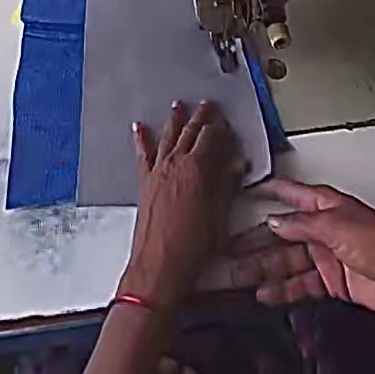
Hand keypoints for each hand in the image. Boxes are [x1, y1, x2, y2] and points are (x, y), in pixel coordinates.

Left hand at [116, 101, 242, 308]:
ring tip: (179, 106)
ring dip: (175, 119)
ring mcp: (158, 171)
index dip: (221, 130)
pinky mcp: (145, 181)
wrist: (158, 268)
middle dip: (202, 117)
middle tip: (208, 105)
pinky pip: (143, 153)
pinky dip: (142, 138)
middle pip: (191, 131)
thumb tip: (235, 168)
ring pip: (168, 135)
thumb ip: (226, 186)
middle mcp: (176, 164)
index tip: (227, 124)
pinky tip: (140, 128)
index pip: (213, 138)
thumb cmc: (189, 249)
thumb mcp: (219, 217)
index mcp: (198, 170)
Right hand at [226, 178, 374, 325]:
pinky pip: (300, 284)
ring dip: (263, 267)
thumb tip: (274, 221)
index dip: (266, 191)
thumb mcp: (337, 225)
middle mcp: (323, 227)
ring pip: (286, 260)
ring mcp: (327, 255)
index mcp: (324, 203)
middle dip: (255, 239)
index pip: (288, 193)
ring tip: (240, 275)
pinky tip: (266, 292)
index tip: (244, 190)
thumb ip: (302, 223)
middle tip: (231, 247)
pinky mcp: (333, 282)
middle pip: (281, 232)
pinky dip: (282, 289)